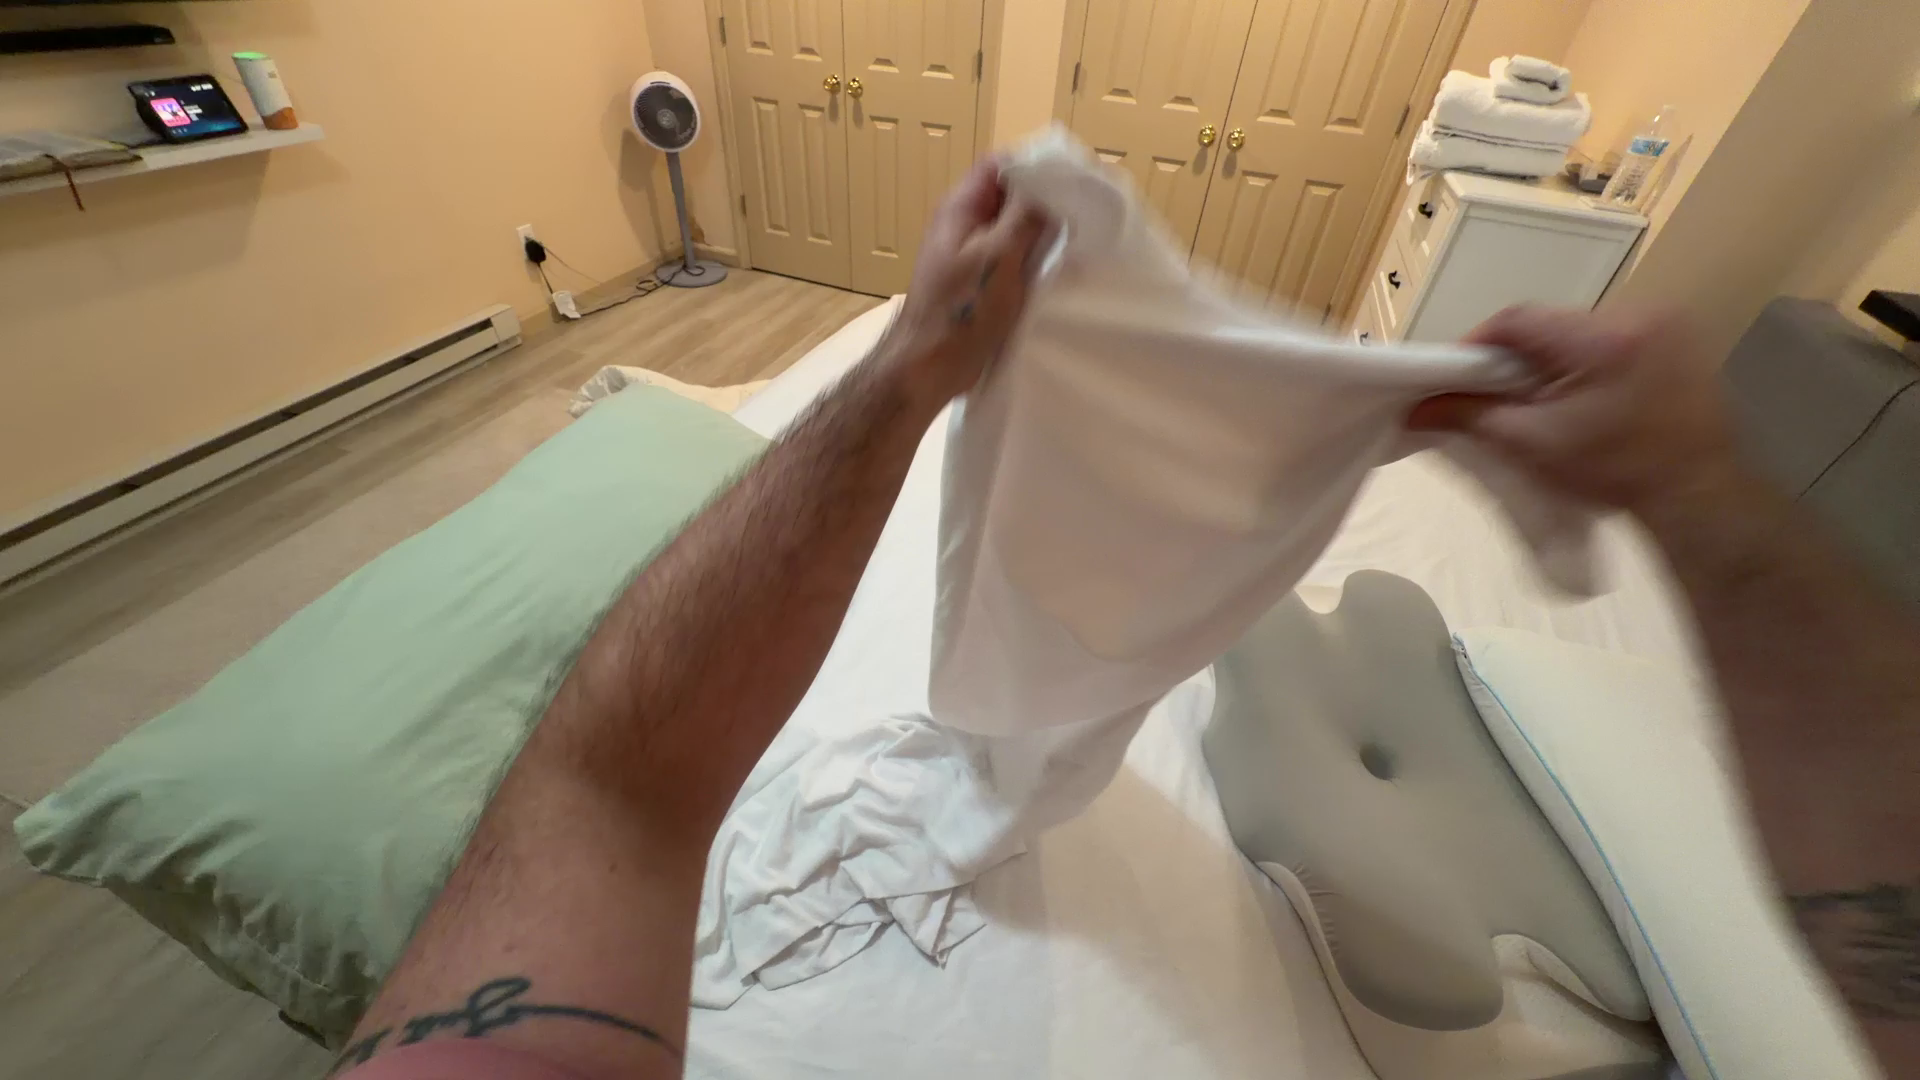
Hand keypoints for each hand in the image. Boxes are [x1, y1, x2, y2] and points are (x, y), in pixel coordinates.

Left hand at [873, 158, 1049, 406]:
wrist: (928, 367)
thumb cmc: (962, 311)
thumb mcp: (1000, 256)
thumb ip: (1026, 216)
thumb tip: (1052, 184)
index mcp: (960, 208)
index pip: (1000, 166)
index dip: (1036, 166)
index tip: (1072, 180)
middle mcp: (961, 226)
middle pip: (1008, 198)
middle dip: (1043, 202)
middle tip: (1081, 212)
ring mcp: (968, 256)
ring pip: (1010, 231)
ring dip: (1039, 235)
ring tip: (1073, 240)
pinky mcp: (976, 285)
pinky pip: (1008, 261)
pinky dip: (1029, 261)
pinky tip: (1053, 270)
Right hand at [1407, 306, 1740, 515]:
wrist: (1699, 492)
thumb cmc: (1612, 470)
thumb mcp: (1529, 443)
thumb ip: (1468, 416)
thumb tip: (1416, 410)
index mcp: (1602, 338)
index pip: (1516, 319)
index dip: (1474, 343)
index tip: (1452, 377)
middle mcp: (1638, 314)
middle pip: (1546, 322)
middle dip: (1508, 355)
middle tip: (1484, 392)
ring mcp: (1665, 323)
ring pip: (1573, 329)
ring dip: (1541, 357)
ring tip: (1524, 395)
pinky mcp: (1676, 338)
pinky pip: (1604, 337)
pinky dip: (1574, 359)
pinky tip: (1566, 392)